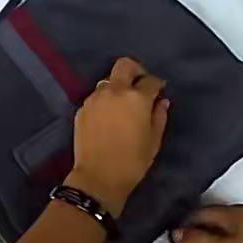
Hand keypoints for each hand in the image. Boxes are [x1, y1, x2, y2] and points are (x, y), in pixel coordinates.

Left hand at [65, 57, 168, 216]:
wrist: (98, 177)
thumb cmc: (132, 162)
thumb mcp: (154, 140)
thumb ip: (159, 116)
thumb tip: (161, 101)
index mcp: (136, 98)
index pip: (150, 80)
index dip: (157, 84)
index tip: (159, 90)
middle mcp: (114, 91)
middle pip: (124, 65)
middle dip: (136, 70)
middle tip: (141, 85)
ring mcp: (95, 98)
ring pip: (108, 81)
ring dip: (118, 86)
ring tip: (123, 104)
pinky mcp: (82, 108)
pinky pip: (96, 97)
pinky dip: (105, 100)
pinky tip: (109, 116)